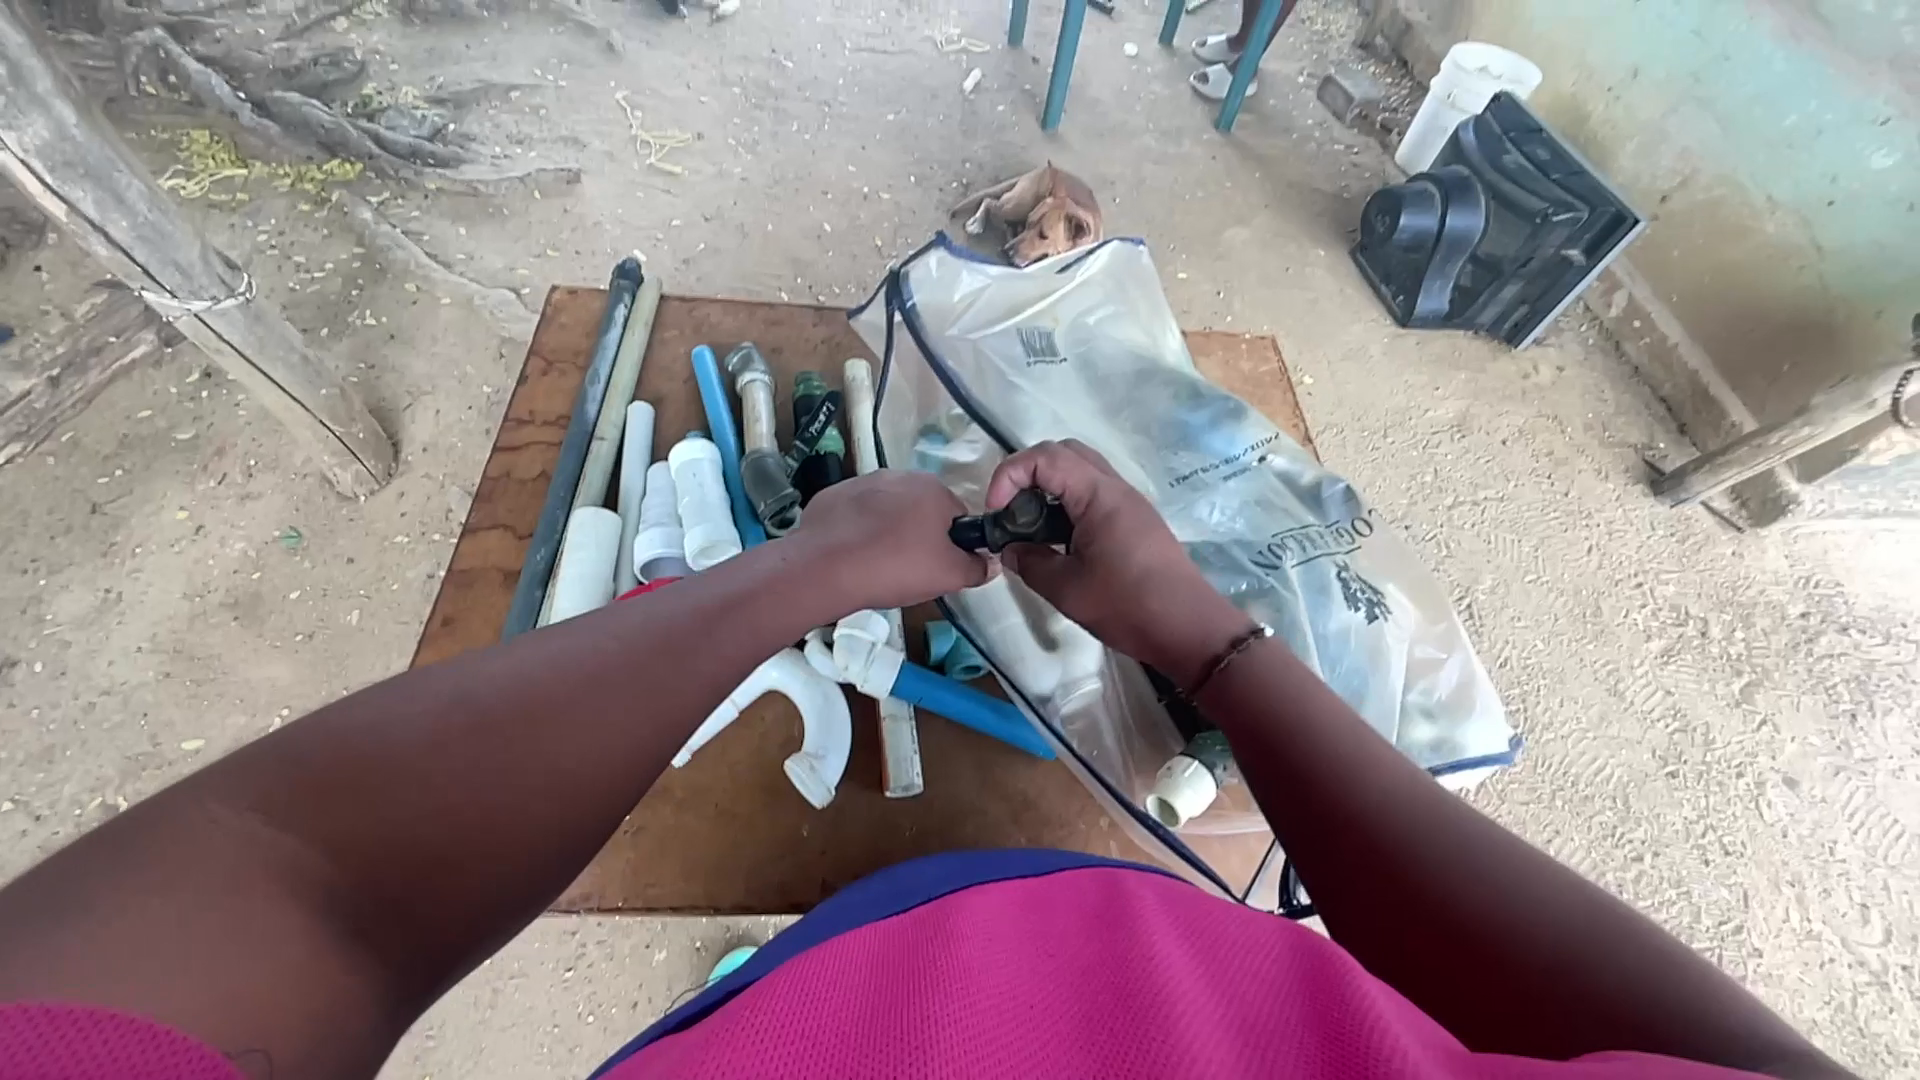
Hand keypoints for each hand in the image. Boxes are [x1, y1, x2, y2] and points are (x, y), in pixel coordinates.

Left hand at [787, 469, 992, 611]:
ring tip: (876, 565)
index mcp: (933, 489)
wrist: (825, 568)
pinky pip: (855, 515)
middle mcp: (899, 476)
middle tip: (908, 569)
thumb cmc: (894, 567)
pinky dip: (857, 532)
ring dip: (887, 532)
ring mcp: (861, 482)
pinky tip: (852, 555)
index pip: (957, 516)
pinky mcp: (831, 496)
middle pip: (921, 510)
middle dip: (918, 536)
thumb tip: (990, 563)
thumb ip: (976, 567)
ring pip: (887, 511)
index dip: (952, 545)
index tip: (938, 566)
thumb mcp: (948, 576)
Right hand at [986, 440, 1251, 688]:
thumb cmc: (1127, 605)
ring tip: (1031, 526)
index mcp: (1098, 495)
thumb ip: (1029, 562)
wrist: (1187, 628)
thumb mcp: (1066, 589)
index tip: (997, 512)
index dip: (1009, 475)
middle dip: (1027, 474)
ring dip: (1048, 488)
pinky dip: (1066, 503)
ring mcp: (1128, 502)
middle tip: (1011, 510)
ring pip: (1080, 471)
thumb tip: (1010, 549)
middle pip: (1064, 453)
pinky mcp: (1134, 520)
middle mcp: (1115, 488)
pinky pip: (1093, 493)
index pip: (1044, 457)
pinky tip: (1057, 539)